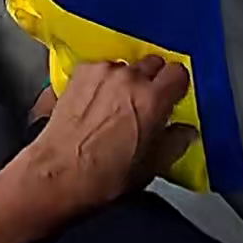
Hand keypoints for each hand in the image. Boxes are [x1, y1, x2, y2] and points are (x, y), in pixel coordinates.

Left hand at [16, 56, 196, 216]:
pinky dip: (102, 80)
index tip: (171, 99)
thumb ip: (175, 143)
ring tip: (114, 104)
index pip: (179, 72)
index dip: (176, 86)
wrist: (55, 177)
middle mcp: (132, 76)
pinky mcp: (83, 71)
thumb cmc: (105, 179)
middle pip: (154, 63)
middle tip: (143, 103)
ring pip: (127, 66)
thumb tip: (187, 131)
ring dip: (126, 80)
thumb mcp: (150, 169)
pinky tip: (93, 100)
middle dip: (152, 80)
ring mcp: (106, 70)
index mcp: (154, 99)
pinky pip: (102, 68)